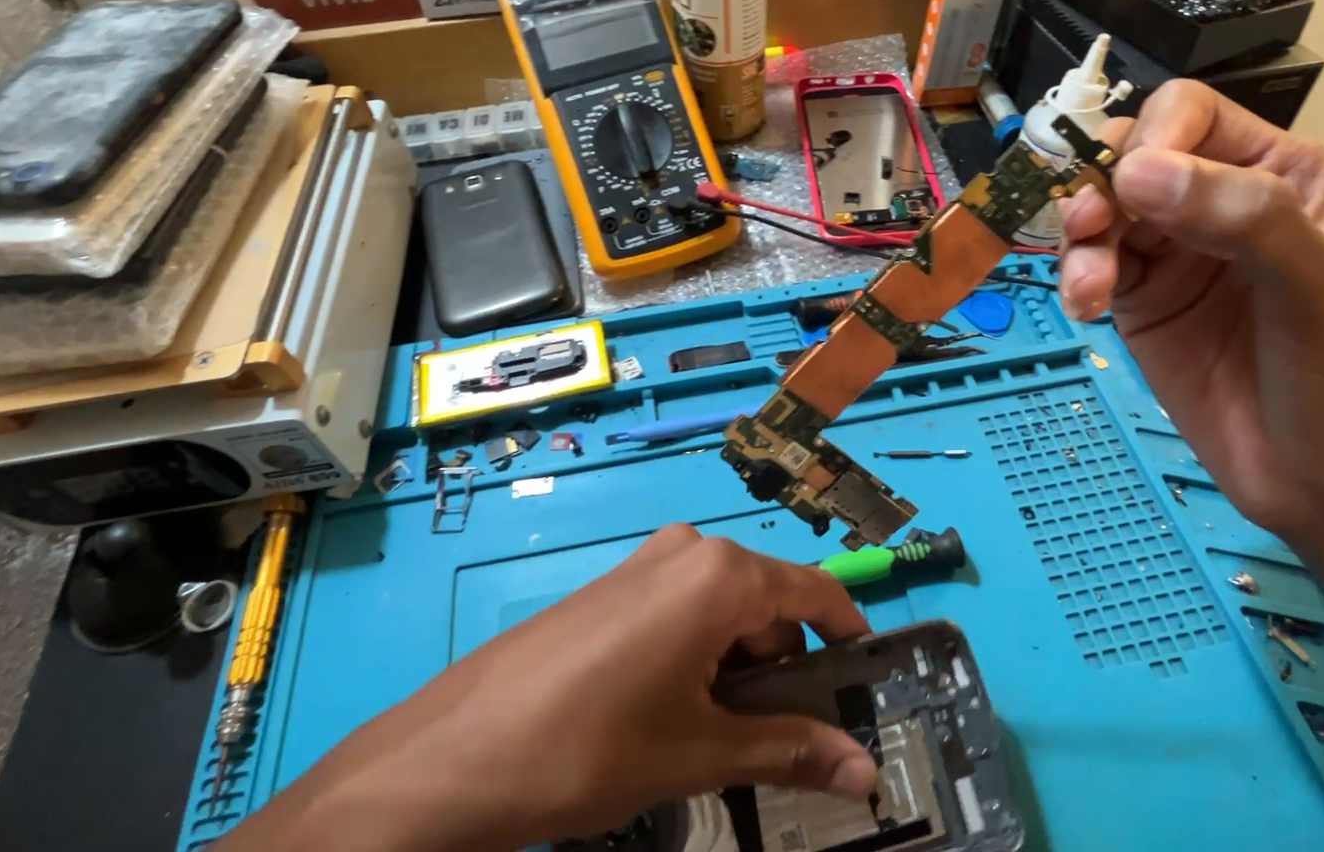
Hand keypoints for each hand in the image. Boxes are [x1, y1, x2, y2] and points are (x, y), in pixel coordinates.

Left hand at [221, 526, 877, 851]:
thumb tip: (867, 772)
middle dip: (785, 665)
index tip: (865, 683)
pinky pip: (681, 609)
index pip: (815, 591)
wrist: (455, 753)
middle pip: (769, 602)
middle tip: (783, 737)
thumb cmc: (592, 746)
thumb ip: (790, 751)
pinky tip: (672, 709)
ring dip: (739, 665)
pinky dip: (699, 653)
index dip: (848, 634)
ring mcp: (642, 565)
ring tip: (718, 734)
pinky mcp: (611, 587)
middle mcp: (687, 551)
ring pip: (724, 609)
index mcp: (720, 573)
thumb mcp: (700, 752)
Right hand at [1055, 81, 1323, 544]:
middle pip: (1127, 159)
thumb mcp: (1318, 291)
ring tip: (1088, 291)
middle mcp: (1215, 203)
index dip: (1152, 139)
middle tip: (1089, 232)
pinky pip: (1088, 265)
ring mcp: (1170, 254)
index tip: (1131, 190)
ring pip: (1096, 212)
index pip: (1190, 117)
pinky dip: (1074, 278)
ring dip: (1078, 241)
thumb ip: (1241, 219)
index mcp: (1278, 176)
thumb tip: (1134, 172)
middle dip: (1098, 190)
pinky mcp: (1138, 299)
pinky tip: (1084, 309)